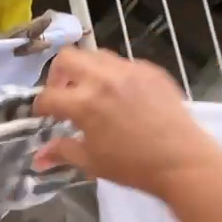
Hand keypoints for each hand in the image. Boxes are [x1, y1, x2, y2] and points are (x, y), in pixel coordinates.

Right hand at [34, 47, 221, 198]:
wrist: (183, 161)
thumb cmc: (133, 166)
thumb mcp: (91, 161)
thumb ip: (62, 152)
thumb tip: (38, 157)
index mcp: (84, 102)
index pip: (48, 96)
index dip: (40, 107)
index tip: (43, 115)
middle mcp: (103, 78)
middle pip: (67, 58)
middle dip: (57, 75)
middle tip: (62, 94)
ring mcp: (129, 70)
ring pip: (95, 55)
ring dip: (85, 70)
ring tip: (90, 92)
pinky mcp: (151, 70)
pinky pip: (123, 63)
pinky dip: (112, 74)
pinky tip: (120, 96)